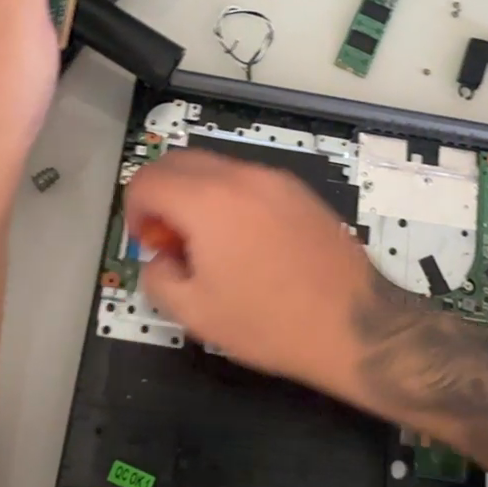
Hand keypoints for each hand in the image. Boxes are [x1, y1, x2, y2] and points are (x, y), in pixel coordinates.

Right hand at [122, 150, 374, 394]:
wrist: (354, 325)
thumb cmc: (270, 323)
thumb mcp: (195, 313)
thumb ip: (158, 277)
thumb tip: (159, 257)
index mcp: (208, 201)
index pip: (148, 180)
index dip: (133, 211)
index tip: (146, 244)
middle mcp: (241, 177)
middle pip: (179, 162)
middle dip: (160, 195)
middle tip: (169, 241)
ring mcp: (275, 180)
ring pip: (215, 168)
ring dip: (194, 195)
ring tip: (208, 245)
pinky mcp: (300, 192)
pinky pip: (248, 180)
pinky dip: (228, 198)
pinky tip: (244, 242)